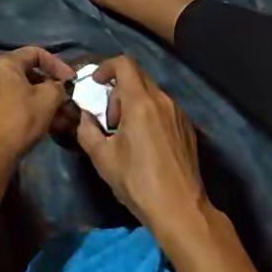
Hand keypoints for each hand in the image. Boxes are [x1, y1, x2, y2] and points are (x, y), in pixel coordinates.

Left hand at [0, 46, 74, 165]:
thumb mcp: (49, 98)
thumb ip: (59, 85)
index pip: (36, 52)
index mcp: (5, 63)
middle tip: (66, 93)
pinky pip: (17, 100)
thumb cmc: (22, 118)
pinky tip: (50, 120)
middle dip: (51, 82)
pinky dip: (33, 105)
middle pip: (29, 70)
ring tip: (62, 110)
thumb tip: (60, 86)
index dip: (57, 63)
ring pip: (24, 88)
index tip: (70, 79)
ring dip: (44, 96)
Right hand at [77, 57, 206, 230]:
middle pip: (137, 77)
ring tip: (126, 135)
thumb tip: (85, 117)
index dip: (107, 67)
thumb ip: (87, 131)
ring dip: (134, 103)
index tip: (96, 83)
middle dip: (118, 91)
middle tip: (110, 120)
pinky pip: (164, 108)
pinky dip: (150, 114)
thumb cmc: (137, 182)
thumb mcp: (103, 159)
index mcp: (141, 102)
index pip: (124, 64)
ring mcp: (178, 111)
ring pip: (151, 93)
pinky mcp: (187, 126)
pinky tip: (146, 143)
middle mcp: (162, 99)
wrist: (180, 208)